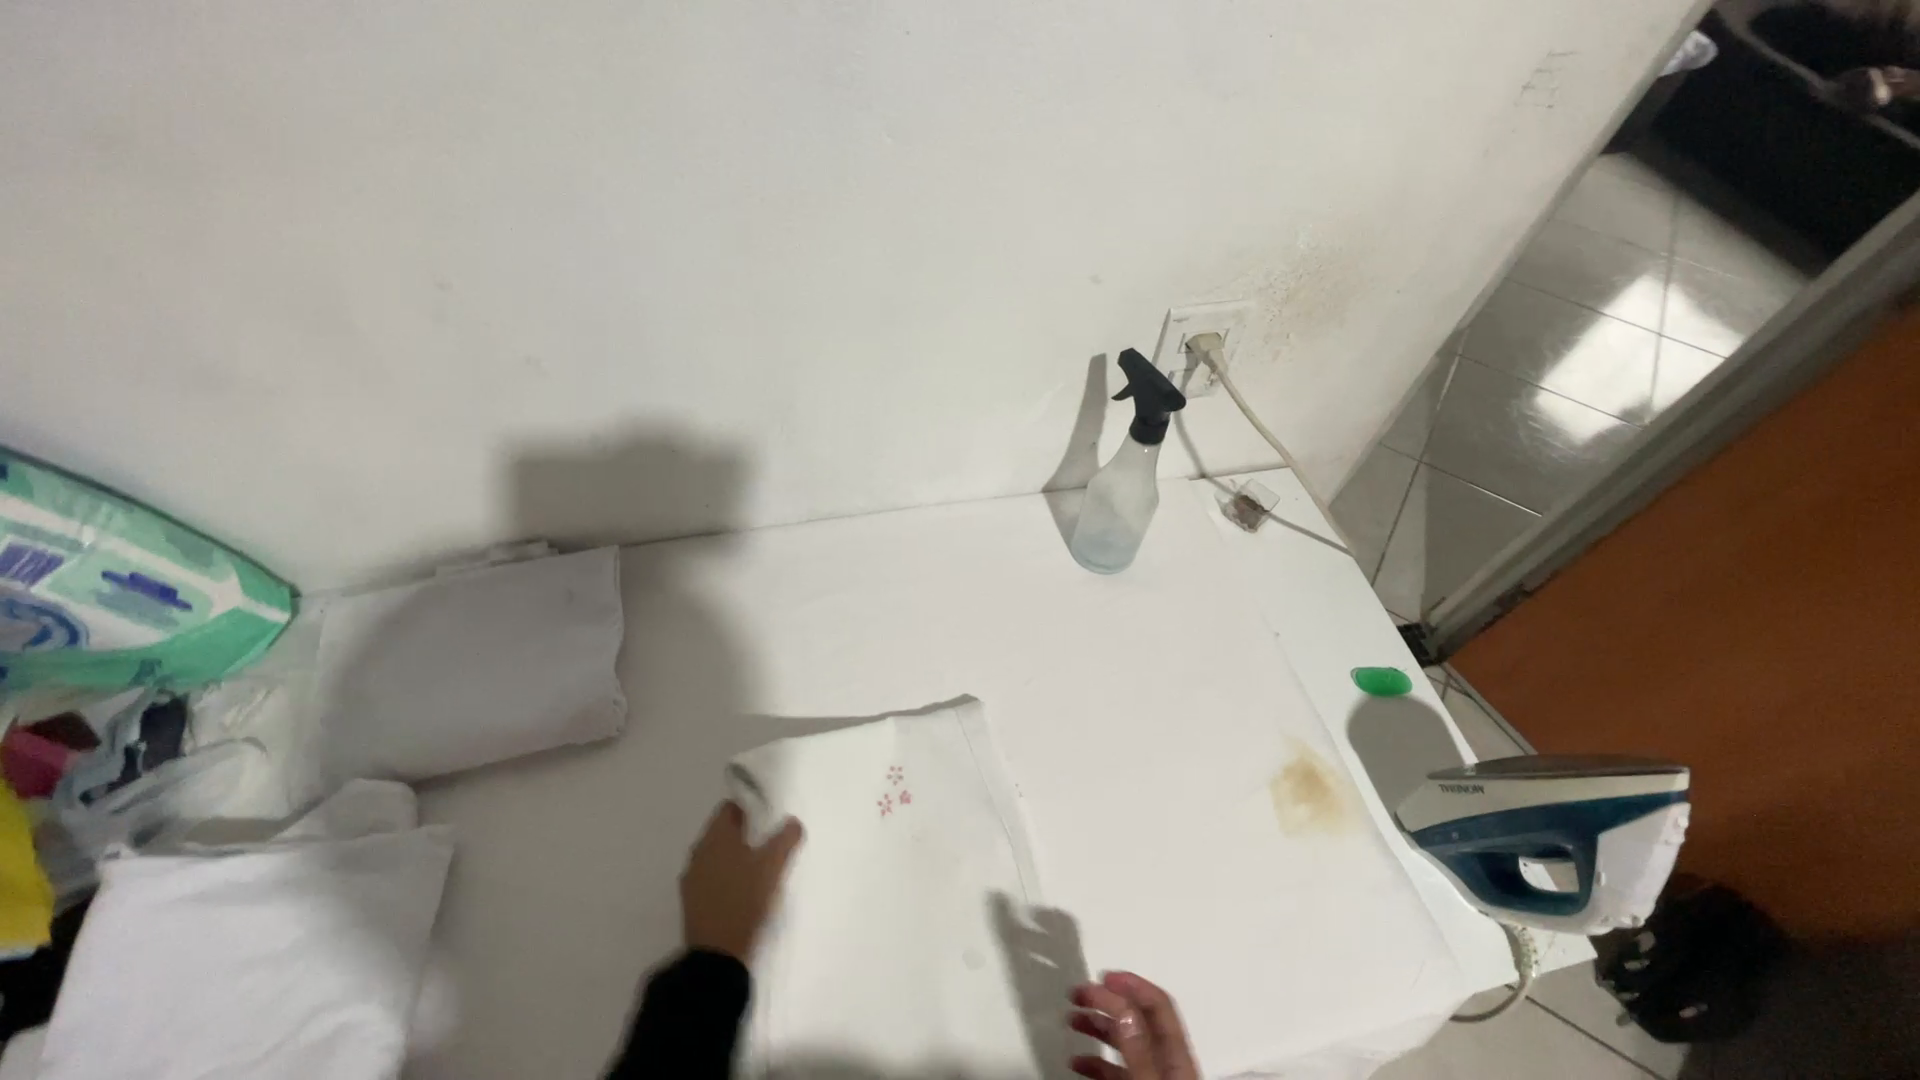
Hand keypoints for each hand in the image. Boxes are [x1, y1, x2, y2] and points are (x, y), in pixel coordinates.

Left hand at [680, 801, 803, 960]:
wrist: (717, 956)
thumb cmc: (745, 901)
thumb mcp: (773, 866)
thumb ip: (786, 838)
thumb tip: (792, 822)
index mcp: (715, 837)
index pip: (730, 807)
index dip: (751, 808)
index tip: (770, 818)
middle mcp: (698, 852)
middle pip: (724, 832)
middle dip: (746, 834)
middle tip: (771, 844)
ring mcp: (692, 879)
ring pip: (718, 856)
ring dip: (737, 858)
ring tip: (761, 870)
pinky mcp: (693, 902)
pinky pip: (713, 878)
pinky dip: (728, 878)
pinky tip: (745, 892)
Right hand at [1066, 972, 1198, 1079]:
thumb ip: (1138, 1048)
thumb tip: (1122, 1009)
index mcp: (1175, 1052)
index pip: (1158, 1004)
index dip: (1133, 984)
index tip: (1103, 975)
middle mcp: (1165, 1059)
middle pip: (1136, 1017)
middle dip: (1105, 1000)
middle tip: (1078, 993)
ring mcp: (1152, 1073)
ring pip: (1122, 1040)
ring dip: (1095, 1025)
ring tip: (1071, 1019)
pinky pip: (1115, 1067)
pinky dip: (1095, 1059)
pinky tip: (1078, 1060)